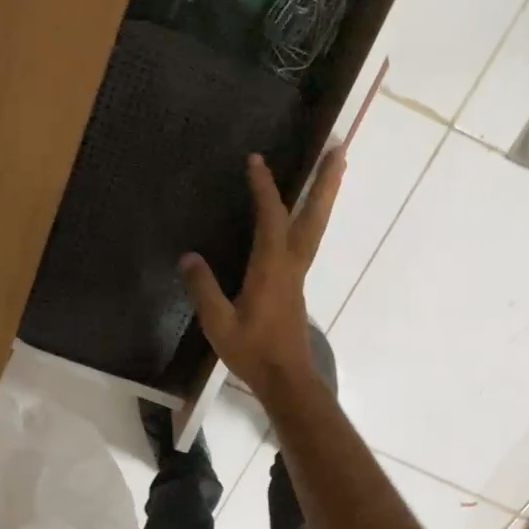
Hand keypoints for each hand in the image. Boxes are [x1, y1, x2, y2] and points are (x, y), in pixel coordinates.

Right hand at [181, 148, 345, 395]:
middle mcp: (291, 265)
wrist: (286, 379)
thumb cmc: (253, 352)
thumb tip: (189, 258)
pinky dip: (309, 220)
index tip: (256, 160)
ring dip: (324, 198)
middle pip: (313, 216)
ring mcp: (297, 277)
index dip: (263, 188)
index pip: (270, 218)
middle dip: (325, 182)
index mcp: (271, 268)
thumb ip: (204, 289)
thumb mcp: (219, 323)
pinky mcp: (296, 289)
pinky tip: (300, 220)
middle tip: (340, 149)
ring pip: (315, 228)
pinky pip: (306, 243)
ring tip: (334, 171)